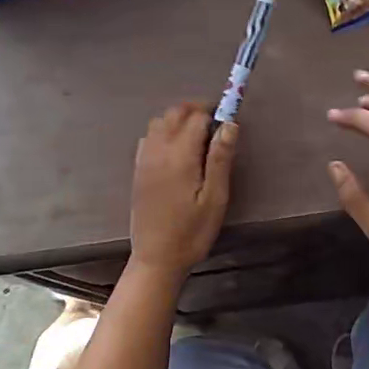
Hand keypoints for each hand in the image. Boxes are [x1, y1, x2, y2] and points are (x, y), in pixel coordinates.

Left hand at [129, 102, 235, 275]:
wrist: (157, 258)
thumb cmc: (192, 232)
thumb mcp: (215, 198)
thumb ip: (221, 159)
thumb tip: (230, 125)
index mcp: (180, 157)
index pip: (196, 117)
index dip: (215, 114)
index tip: (229, 124)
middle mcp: (158, 151)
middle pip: (175, 113)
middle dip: (196, 110)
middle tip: (216, 124)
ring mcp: (144, 160)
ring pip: (159, 122)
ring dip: (178, 120)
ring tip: (198, 136)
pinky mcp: (138, 170)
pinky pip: (148, 137)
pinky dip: (163, 132)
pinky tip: (176, 150)